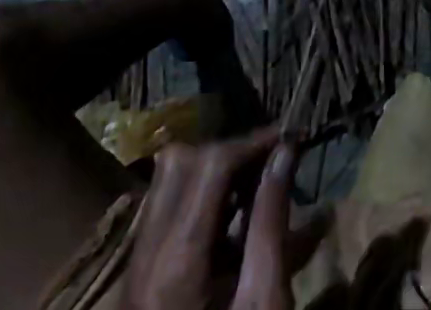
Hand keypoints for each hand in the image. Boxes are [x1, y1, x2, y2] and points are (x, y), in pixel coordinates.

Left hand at [122, 129, 296, 309]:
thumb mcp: (264, 301)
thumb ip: (270, 222)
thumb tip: (285, 155)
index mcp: (177, 260)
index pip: (211, 165)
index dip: (253, 142)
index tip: (292, 138)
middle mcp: (147, 250)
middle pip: (181, 162)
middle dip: (231, 152)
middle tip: (272, 161)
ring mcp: (138, 261)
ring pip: (169, 181)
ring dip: (214, 170)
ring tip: (257, 185)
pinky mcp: (142, 272)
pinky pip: (167, 208)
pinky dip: (202, 196)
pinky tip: (235, 221)